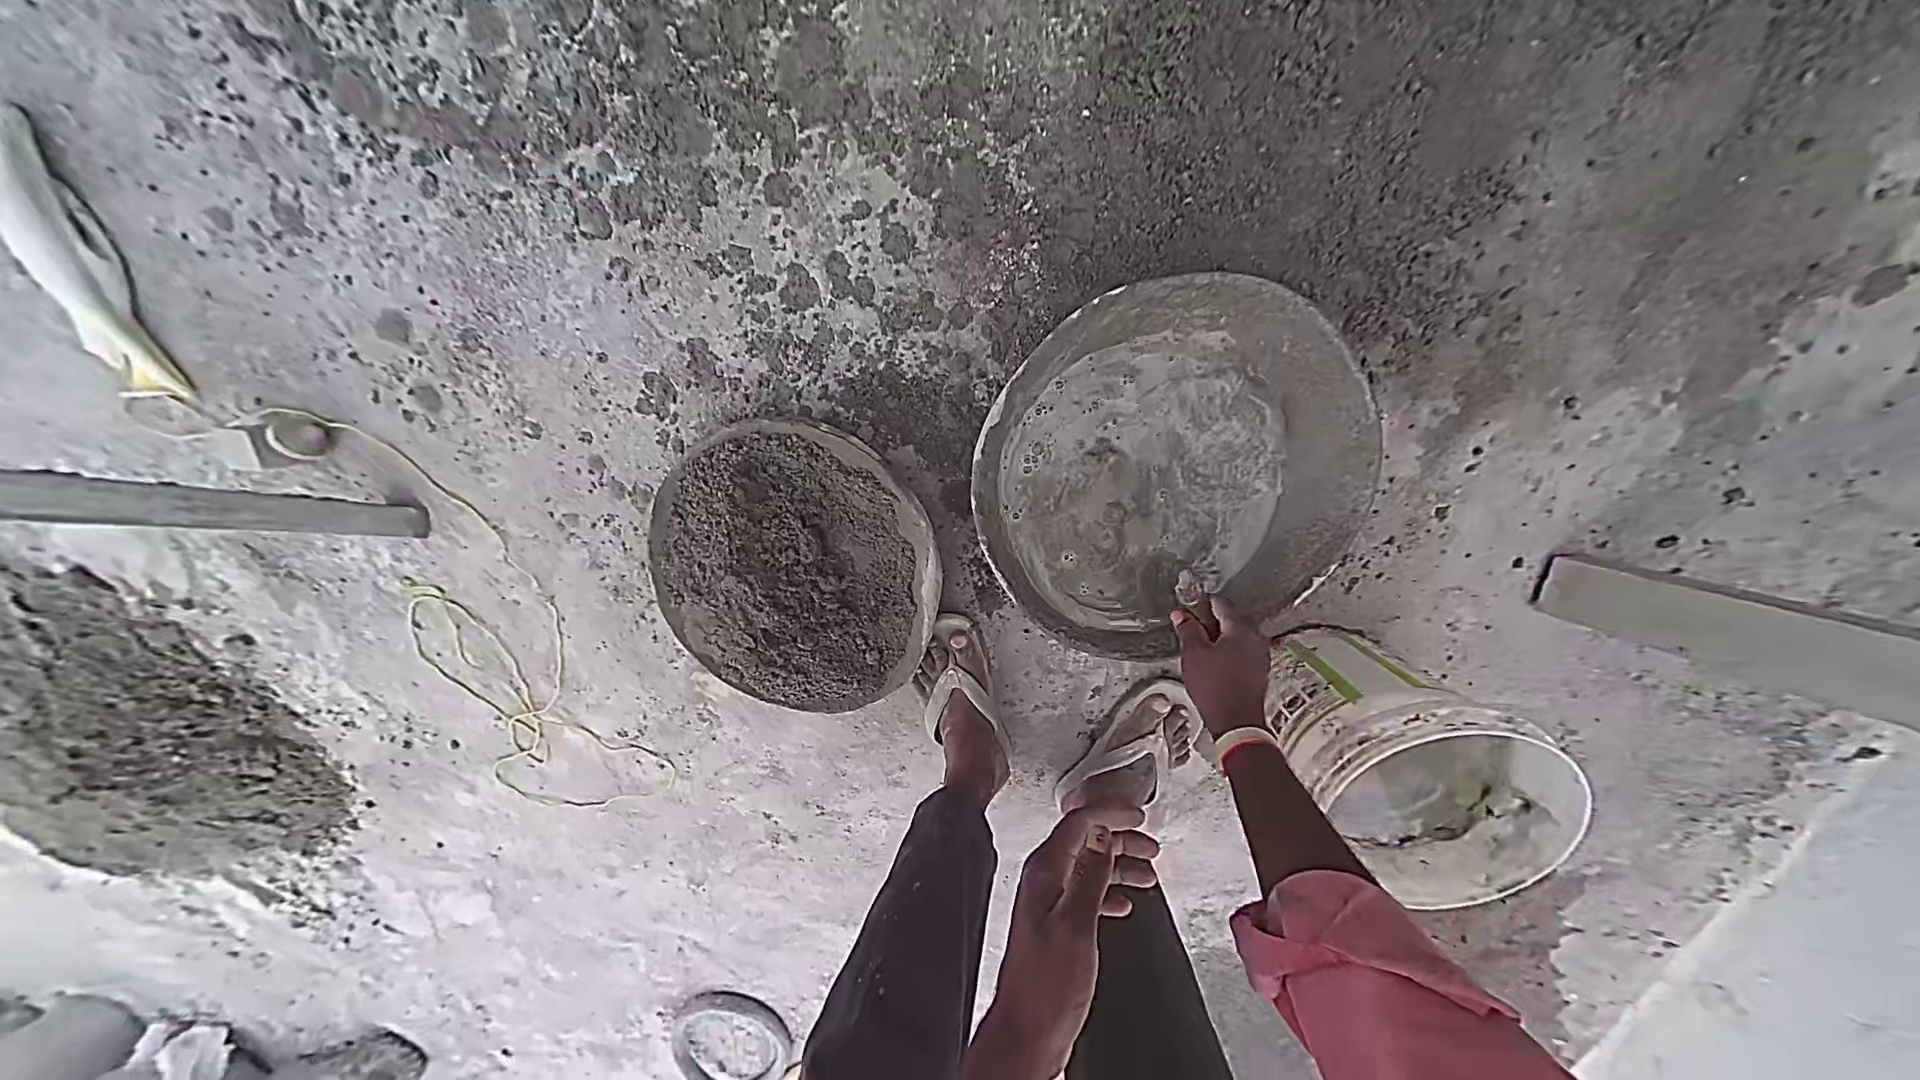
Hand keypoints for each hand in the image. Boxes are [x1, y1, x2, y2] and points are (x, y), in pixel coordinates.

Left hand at [962, 800, 1159, 1079]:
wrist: (1028, 1031)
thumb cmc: (1047, 986)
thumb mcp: (1077, 925)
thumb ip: (1090, 875)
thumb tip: (1102, 835)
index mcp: (1045, 871)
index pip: (1078, 823)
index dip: (1109, 813)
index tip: (1137, 813)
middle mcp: (1044, 880)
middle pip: (1084, 841)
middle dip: (1119, 837)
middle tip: (1149, 842)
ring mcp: (1049, 901)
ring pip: (1088, 867)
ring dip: (1118, 864)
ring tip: (1146, 871)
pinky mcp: (1057, 922)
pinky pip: (1086, 892)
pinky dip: (1108, 890)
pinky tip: (1123, 901)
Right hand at [1173, 595, 1270, 735]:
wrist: (1235, 721)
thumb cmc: (1217, 689)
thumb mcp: (1193, 653)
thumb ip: (1188, 629)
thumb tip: (1182, 616)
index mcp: (1241, 628)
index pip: (1220, 603)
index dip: (1199, 605)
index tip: (1187, 611)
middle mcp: (1255, 637)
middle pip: (1229, 618)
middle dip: (1208, 621)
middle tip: (1189, 629)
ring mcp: (1260, 654)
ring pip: (1235, 635)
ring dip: (1217, 637)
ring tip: (1198, 648)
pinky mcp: (1258, 669)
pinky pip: (1241, 650)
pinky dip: (1226, 650)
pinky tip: (1212, 662)